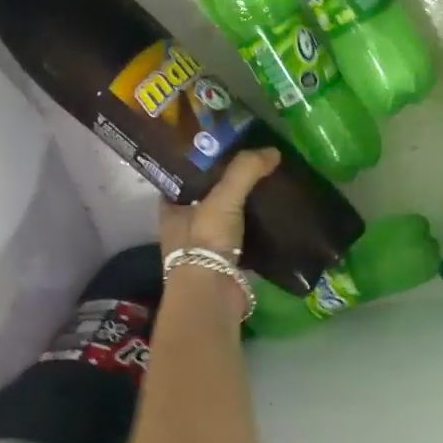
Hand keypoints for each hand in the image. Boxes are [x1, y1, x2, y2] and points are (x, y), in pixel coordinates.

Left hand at [160, 148, 280, 259]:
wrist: (213, 291)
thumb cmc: (205, 240)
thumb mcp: (223, 197)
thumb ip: (245, 171)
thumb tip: (273, 151)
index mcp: (170, 210)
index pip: (180, 180)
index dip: (196, 167)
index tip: (217, 154)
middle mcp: (181, 230)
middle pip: (202, 202)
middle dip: (220, 189)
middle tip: (247, 171)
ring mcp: (201, 251)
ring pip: (220, 223)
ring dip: (237, 213)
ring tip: (261, 194)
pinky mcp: (222, 267)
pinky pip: (238, 243)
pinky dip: (250, 235)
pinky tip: (267, 224)